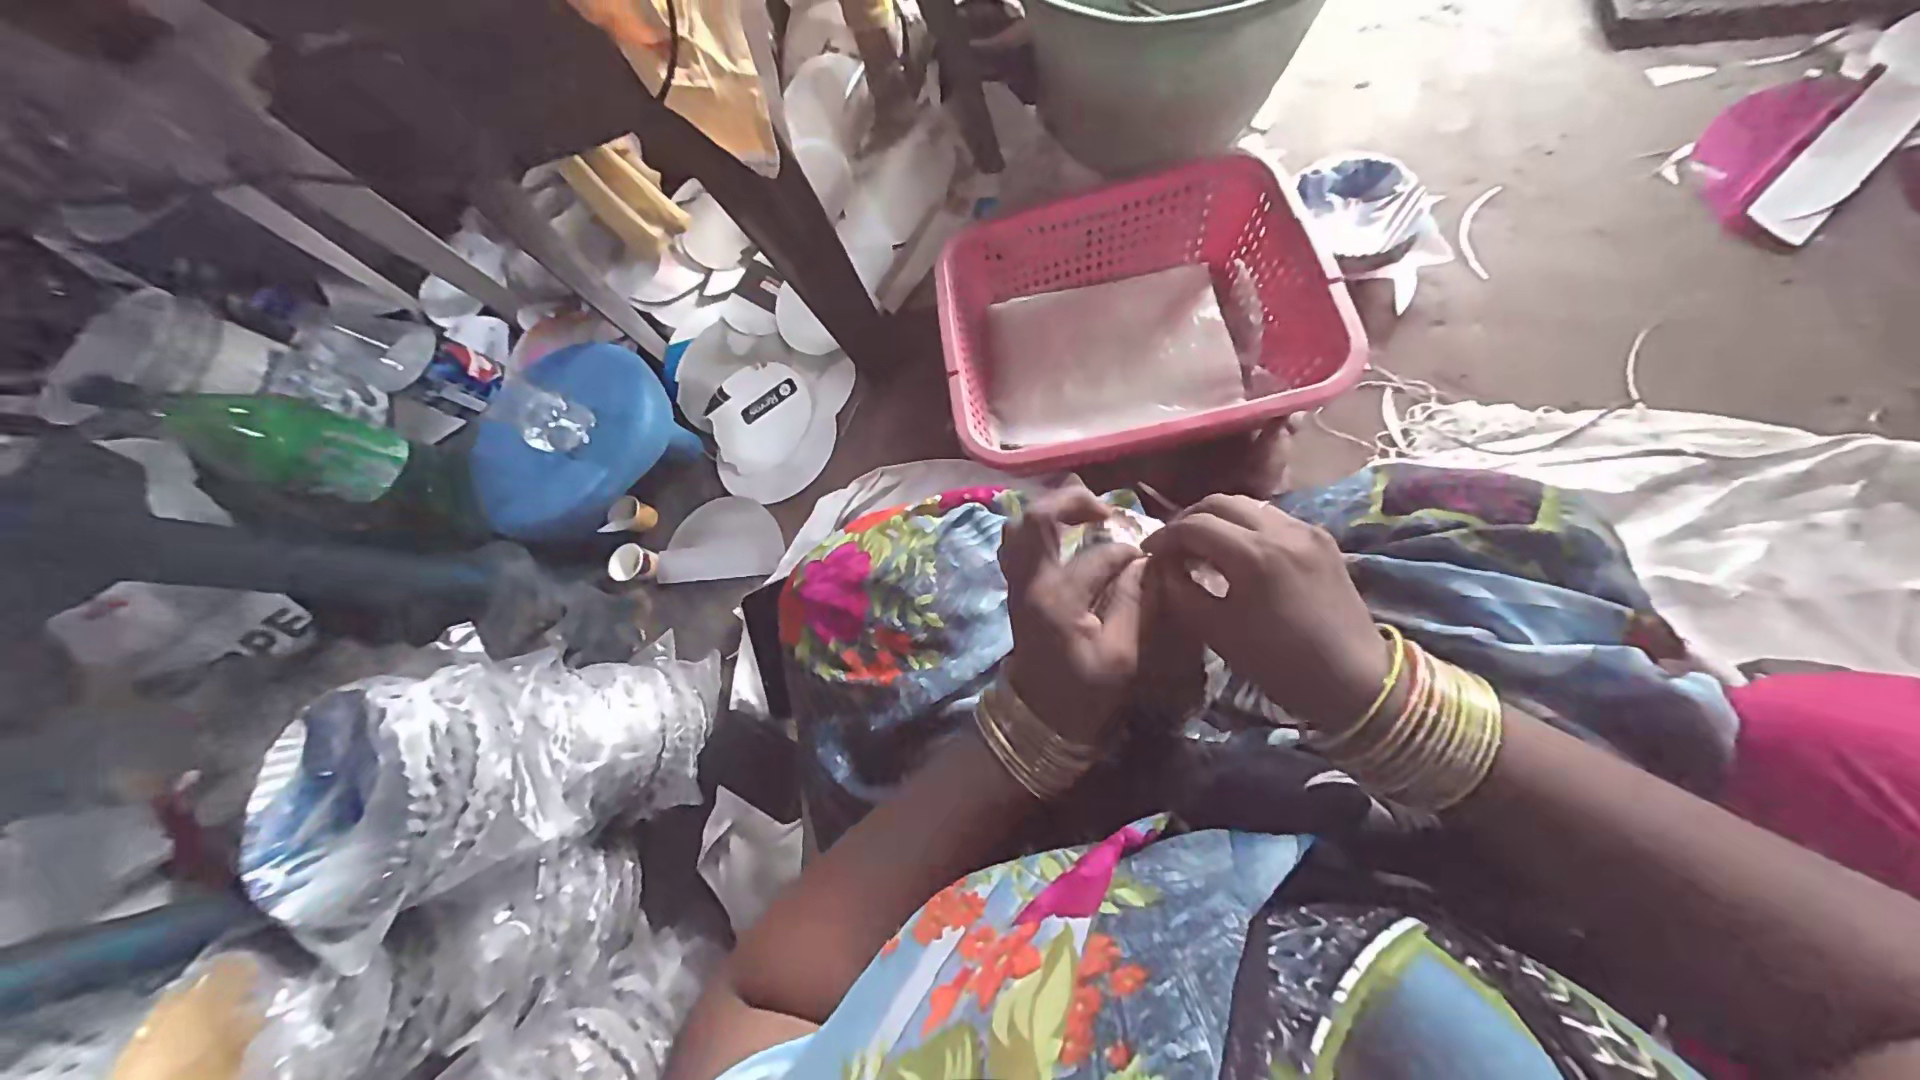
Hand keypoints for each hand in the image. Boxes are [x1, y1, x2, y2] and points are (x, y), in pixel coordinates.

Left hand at [998, 486, 1148, 743]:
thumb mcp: (1122, 655)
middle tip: (1105, 510)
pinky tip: (1060, 532)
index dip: (1127, 552)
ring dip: (1050, 509)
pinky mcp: (1013, 586)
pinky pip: (1015, 541)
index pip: (1098, 555)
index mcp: (1059, 599)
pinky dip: (1036, 527)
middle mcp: (1030, 582)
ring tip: (1083, 515)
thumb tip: (1144, 562)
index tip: (1146, 561)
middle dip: (1074, 501)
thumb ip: (1135, 602)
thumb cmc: (1084, 692)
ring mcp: (1015, 582)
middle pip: (1036, 517)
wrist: (1038, 715)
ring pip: (1019, 523)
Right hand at [1141, 494, 1390, 731]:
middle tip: (1172, 546)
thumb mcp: (1215, 630)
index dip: (1163, 537)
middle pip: (1218, 502)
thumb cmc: (1277, 662)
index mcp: (1253, 555)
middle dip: (1187, 520)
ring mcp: (1306, 531)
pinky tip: (1237, 553)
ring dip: (1216, 520)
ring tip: (1201, 547)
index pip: (1193, 525)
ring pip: (1247, 505)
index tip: (1149, 555)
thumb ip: (1180, 589)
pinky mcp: (1321, 539)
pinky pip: (1271, 518)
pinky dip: (1244, 527)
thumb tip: (1162, 566)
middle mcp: (1281, 530)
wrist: (1353, 679)